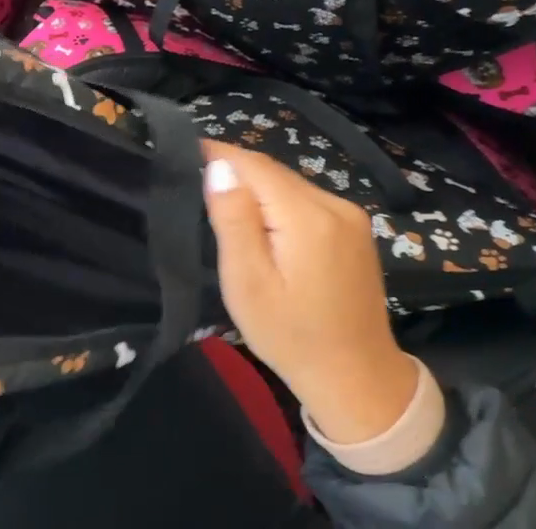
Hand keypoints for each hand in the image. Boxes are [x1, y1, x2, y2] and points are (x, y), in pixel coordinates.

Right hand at [202, 141, 419, 445]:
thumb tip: (218, 167)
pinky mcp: (354, 230)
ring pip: (287, 183)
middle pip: (271, 171)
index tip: (178, 156)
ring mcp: (350, 217)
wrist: (358, 380)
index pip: (253, 164)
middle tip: (192, 187)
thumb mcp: (248, 282)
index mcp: (308, 217)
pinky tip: (258, 224)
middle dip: (233, 171)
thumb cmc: (290, 334)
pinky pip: (303, 198)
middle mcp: (335, 206)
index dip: (215, 154)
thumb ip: (233, 220)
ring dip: (253, 187)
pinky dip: (275, 201)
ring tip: (220, 207)